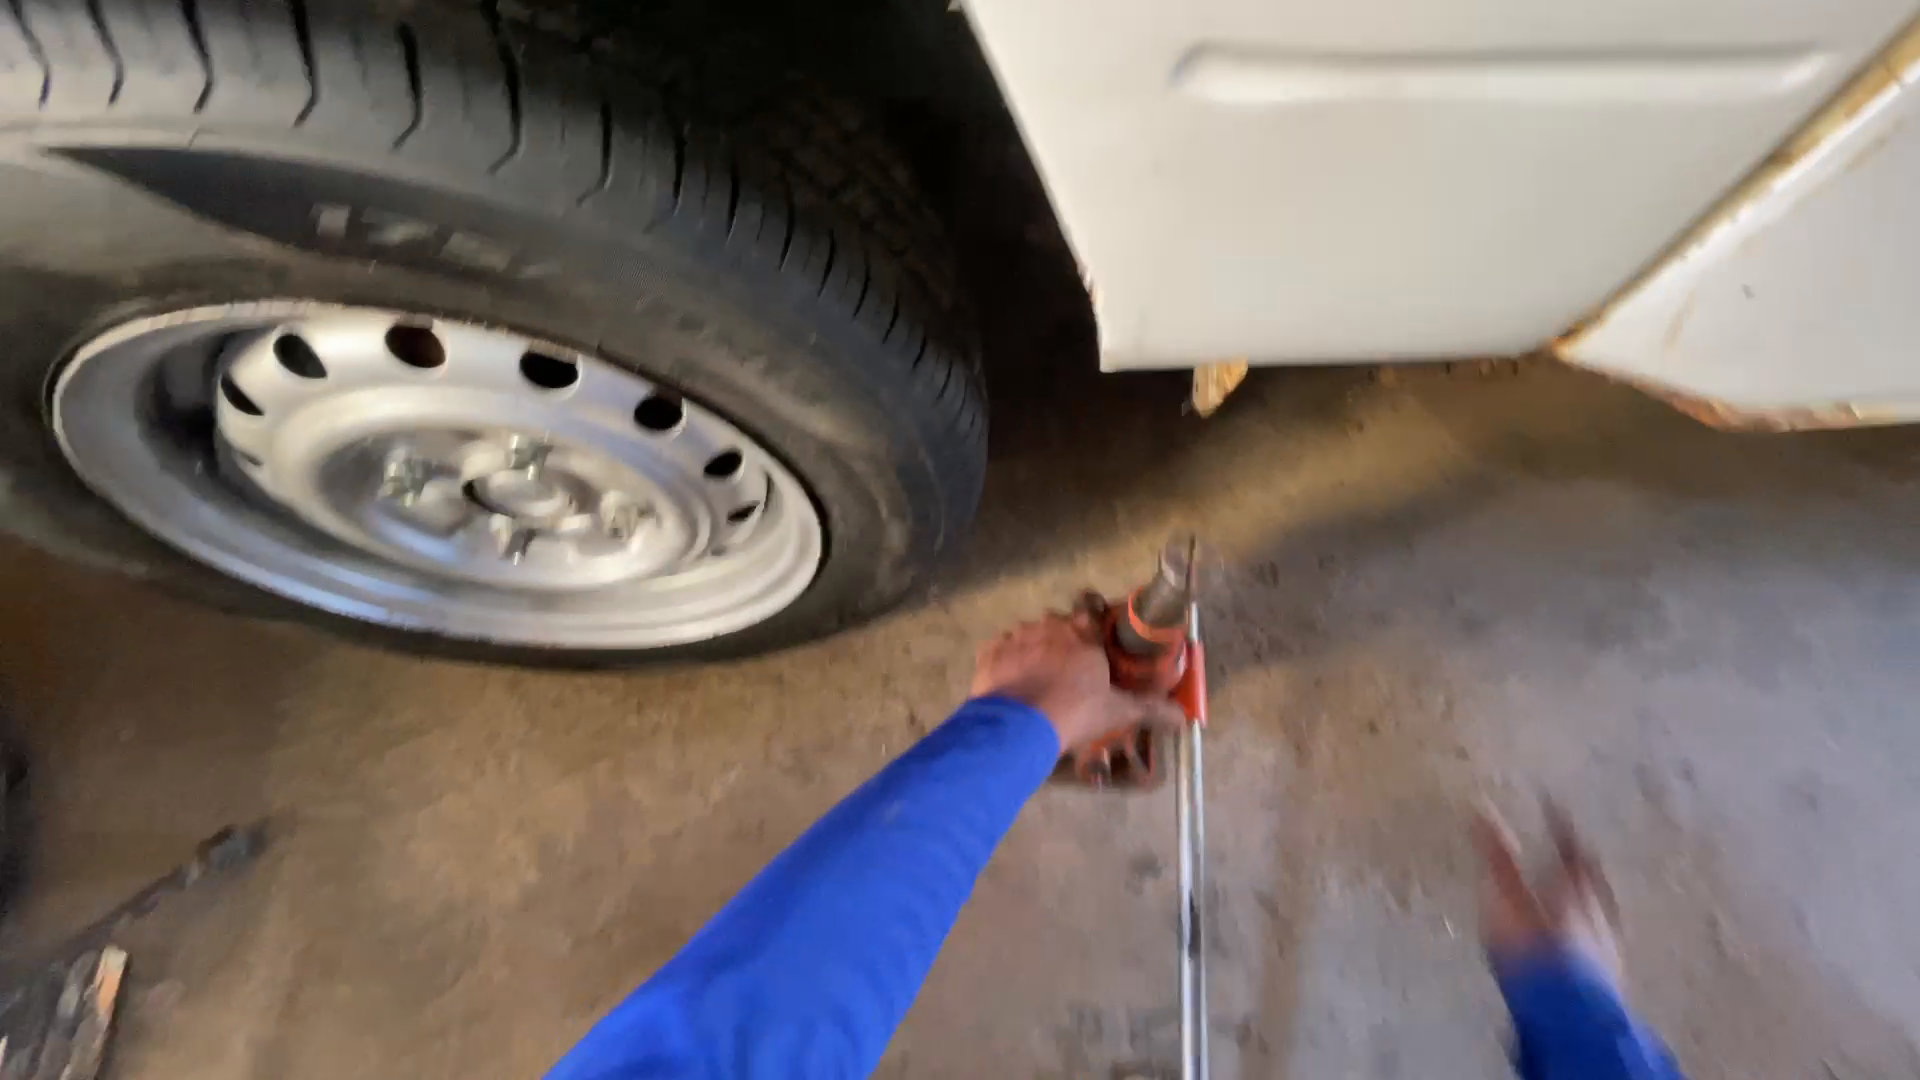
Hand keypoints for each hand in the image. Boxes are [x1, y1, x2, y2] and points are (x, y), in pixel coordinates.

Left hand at [969, 605, 1185, 751]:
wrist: (1019, 725)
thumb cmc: (1075, 711)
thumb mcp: (1118, 711)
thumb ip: (1150, 709)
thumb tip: (1183, 718)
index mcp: (1082, 632)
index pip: (1088, 606)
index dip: (1089, 618)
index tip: (1091, 635)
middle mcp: (1048, 624)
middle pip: (1056, 623)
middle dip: (1061, 640)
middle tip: (1067, 669)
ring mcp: (1015, 635)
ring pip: (1027, 635)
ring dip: (1032, 651)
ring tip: (1037, 681)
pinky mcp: (989, 651)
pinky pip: (1000, 650)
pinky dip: (1006, 663)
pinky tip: (1012, 684)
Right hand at [1472, 798, 1623, 990]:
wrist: (1569, 1011)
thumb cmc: (1532, 947)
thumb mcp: (1506, 898)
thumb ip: (1496, 855)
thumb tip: (1479, 806)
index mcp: (1573, 887)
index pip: (1568, 844)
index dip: (1558, 820)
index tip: (1551, 797)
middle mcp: (1597, 908)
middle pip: (1591, 876)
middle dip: (1579, 857)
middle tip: (1572, 841)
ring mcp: (1606, 941)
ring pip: (1601, 905)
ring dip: (1587, 890)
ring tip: (1577, 883)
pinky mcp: (1605, 969)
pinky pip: (1600, 933)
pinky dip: (1590, 920)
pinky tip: (1581, 930)